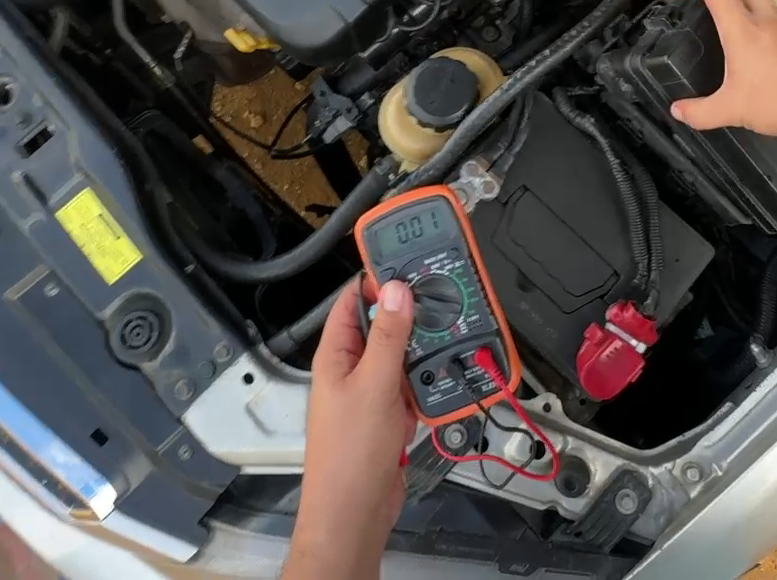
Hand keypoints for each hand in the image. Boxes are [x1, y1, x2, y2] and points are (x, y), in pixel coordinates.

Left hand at [285, 278, 415, 579]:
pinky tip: (437, 378)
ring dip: (418, 349)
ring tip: (441, 337)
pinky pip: (408, 382)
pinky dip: (423, 378)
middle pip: (380, 325)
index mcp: (335, 355)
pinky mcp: (386, 412)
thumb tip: (396, 291)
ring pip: (398, 354)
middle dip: (406, 314)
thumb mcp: (375, 385)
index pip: (351, 301)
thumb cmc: (349, 456)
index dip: (375, 279)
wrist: (355, 514)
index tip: (404, 263)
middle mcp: (350, 370)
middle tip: (435, 296)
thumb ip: (389, 336)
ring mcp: (368, 392)